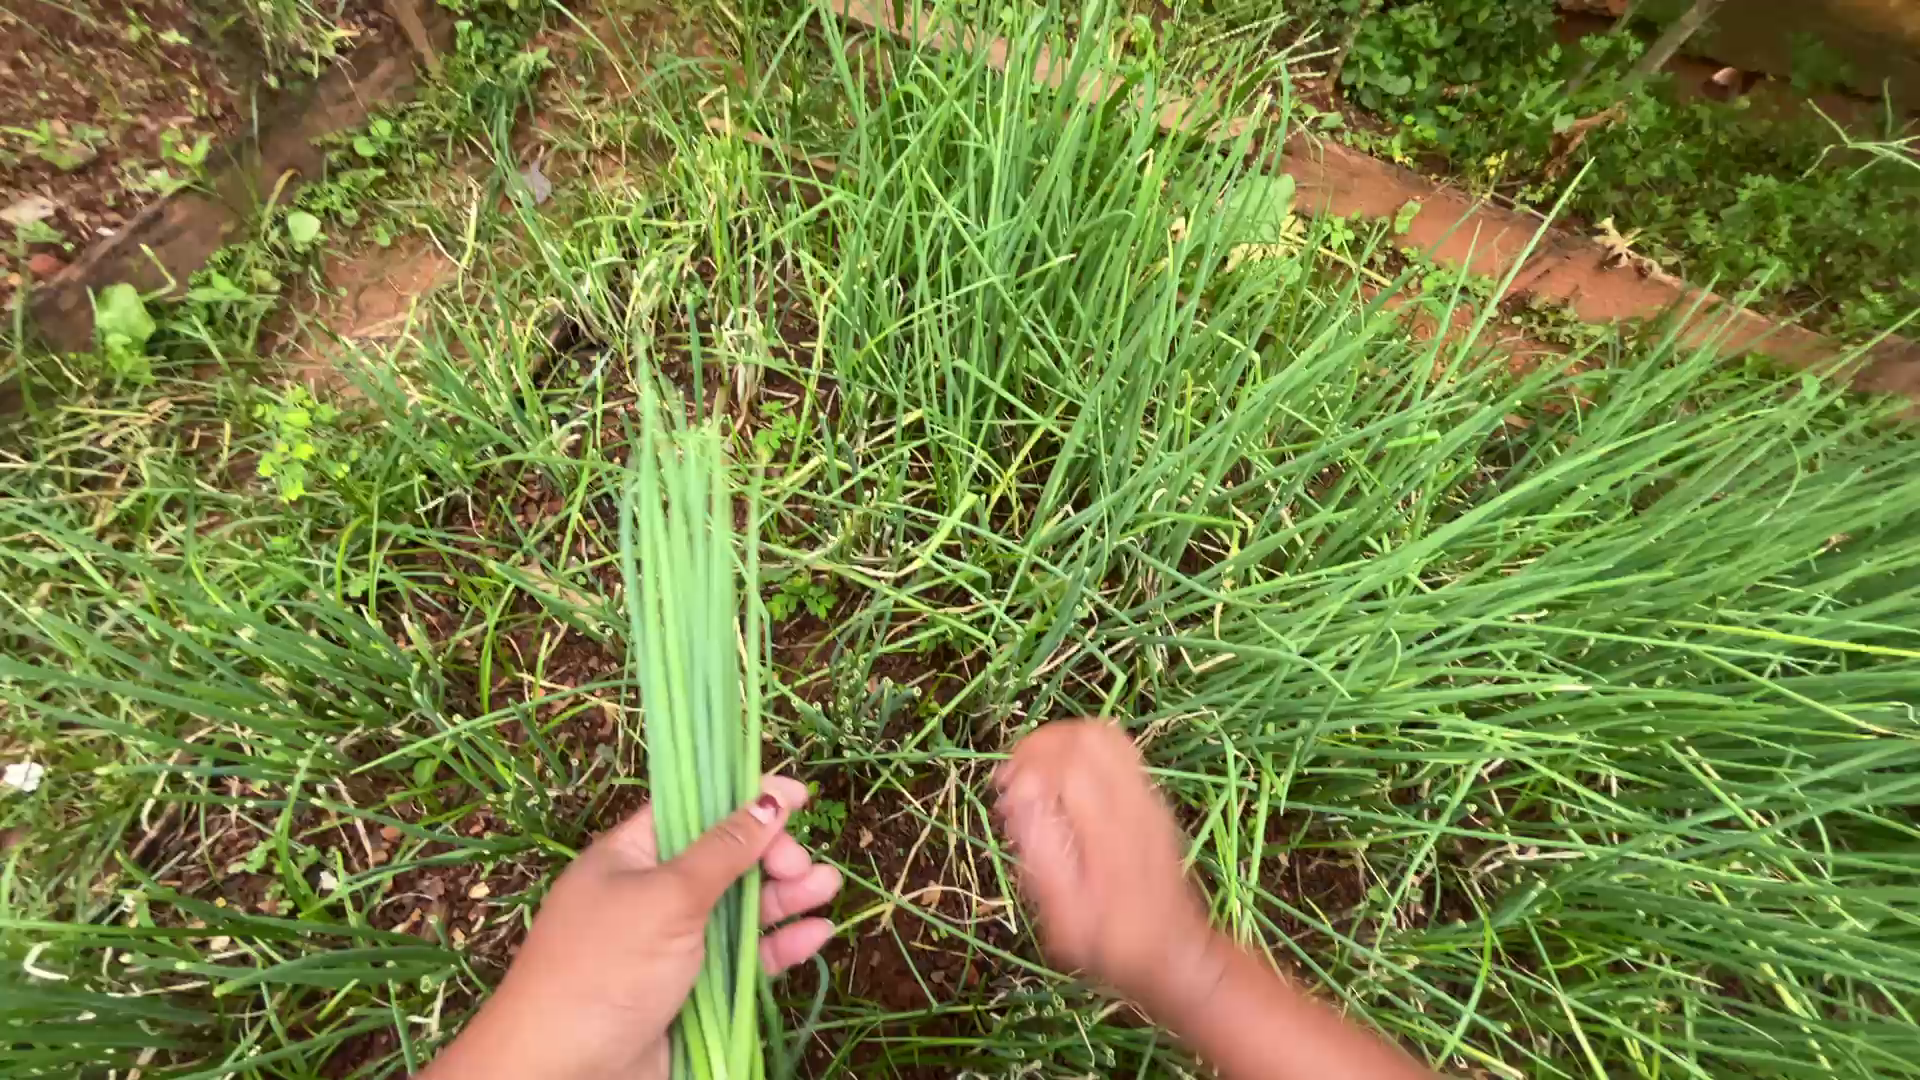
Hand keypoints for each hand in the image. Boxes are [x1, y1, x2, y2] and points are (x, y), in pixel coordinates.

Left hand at [421, 776, 841, 1079]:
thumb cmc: (603, 971)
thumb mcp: (667, 898)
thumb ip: (725, 848)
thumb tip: (771, 797)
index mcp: (632, 856)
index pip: (697, 807)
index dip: (747, 796)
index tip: (798, 794)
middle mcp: (654, 892)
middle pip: (727, 857)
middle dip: (772, 854)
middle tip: (802, 866)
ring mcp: (675, 943)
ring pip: (742, 906)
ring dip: (787, 896)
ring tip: (828, 888)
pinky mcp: (693, 989)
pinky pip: (745, 957)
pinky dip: (780, 944)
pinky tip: (816, 935)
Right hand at [993, 719, 1222, 1016]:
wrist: (1175, 952)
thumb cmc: (1112, 941)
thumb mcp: (1065, 915)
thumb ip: (1041, 854)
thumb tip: (1018, 798)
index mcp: (1109, 831)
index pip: (1068, 763)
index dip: (1028, 765)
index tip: (1006, 792)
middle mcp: (1132, 801)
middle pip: (1085, 736)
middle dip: (1038, 745)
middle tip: (1013, 776)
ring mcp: (1147, 794)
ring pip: (1103, 734)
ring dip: (1060, 741)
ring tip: (1035, 770)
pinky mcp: (1151, 795)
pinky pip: (1118, 747)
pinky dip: (1082, 746)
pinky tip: (1064, 773)